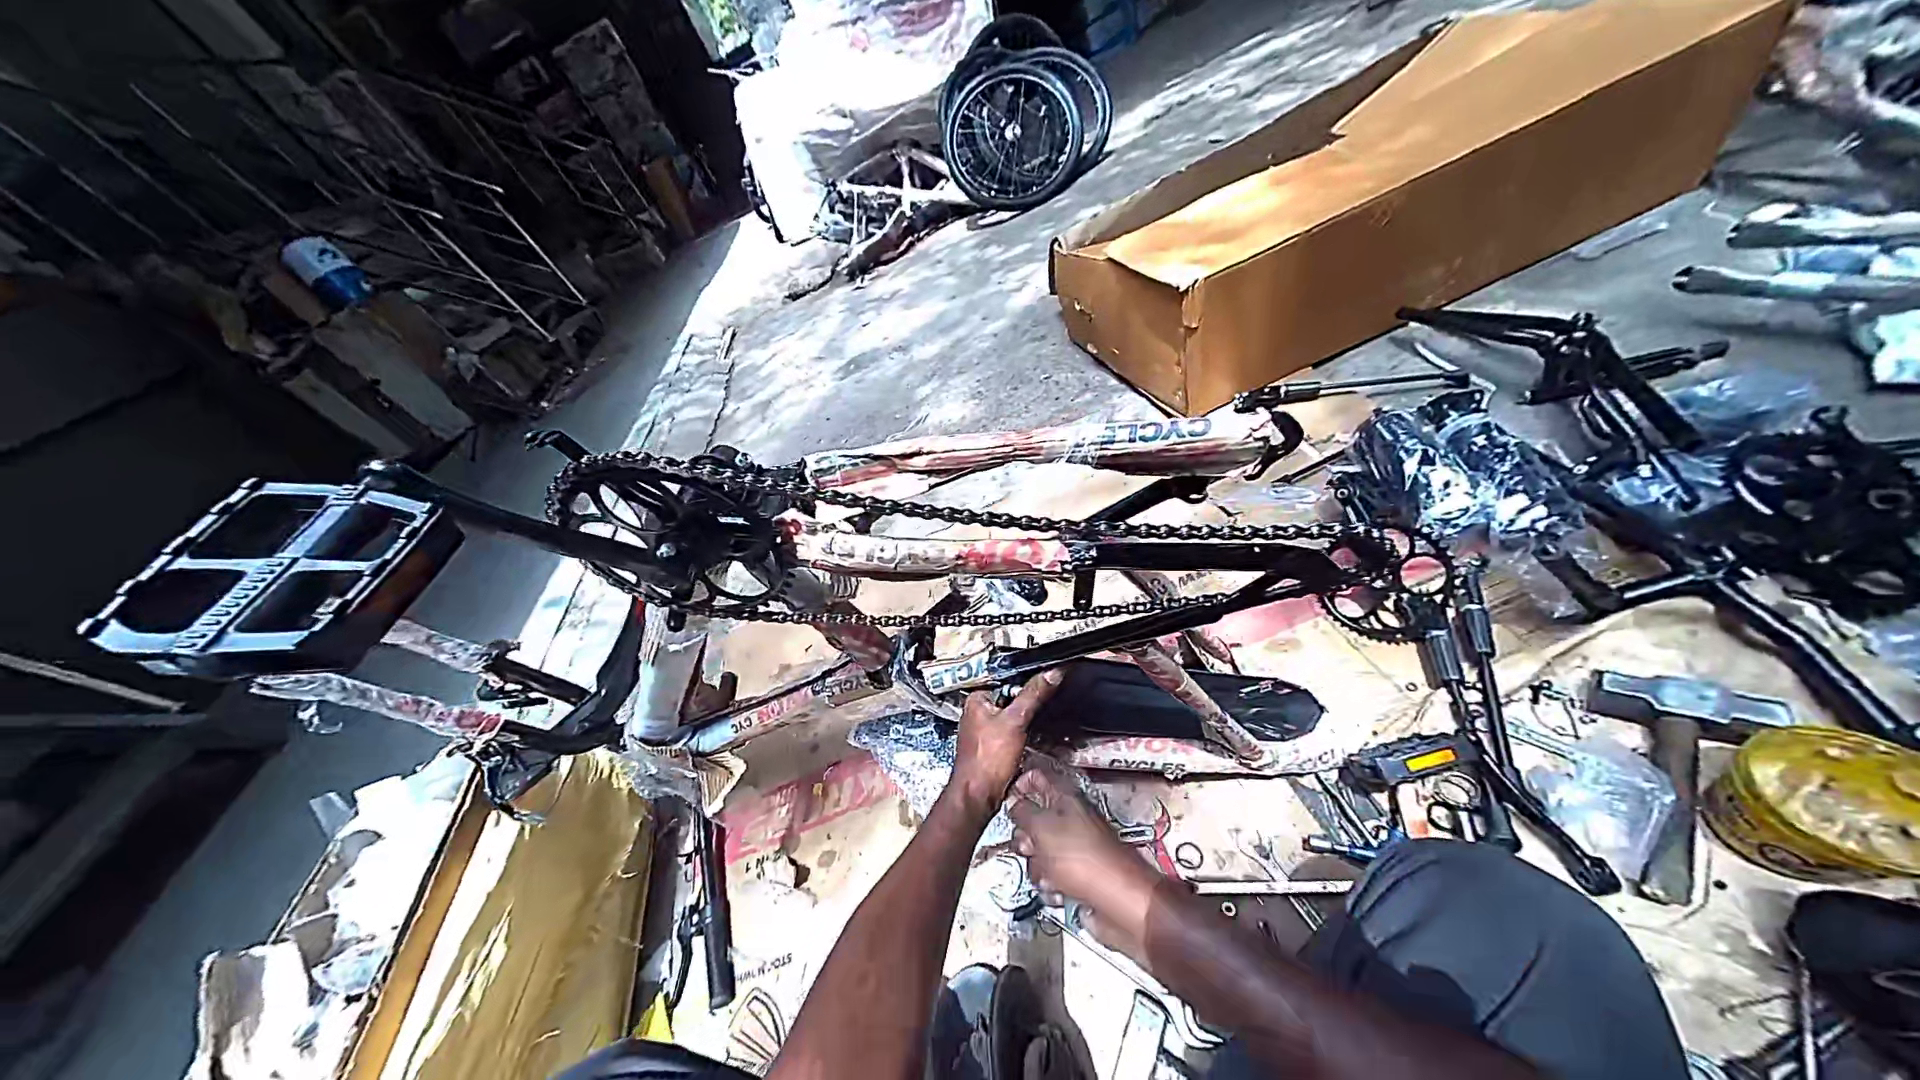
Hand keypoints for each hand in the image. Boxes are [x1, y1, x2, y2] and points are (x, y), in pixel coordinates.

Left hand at [949, 669, 1061, 815]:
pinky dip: (1025, 733)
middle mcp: (977, 712)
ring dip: (1029, 718)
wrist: (978, 796)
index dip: (1027, 680)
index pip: (1005, 679)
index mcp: (976, 699)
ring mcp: (985, 730)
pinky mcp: (993, 746)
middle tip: (1049, 699)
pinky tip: (1036, 736)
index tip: (1047, 679)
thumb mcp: (1016, 721)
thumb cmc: (988, 760)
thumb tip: (1051, 673)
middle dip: (1029, 701)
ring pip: (1013, 716)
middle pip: (1010, 698)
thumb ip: (1033, 695)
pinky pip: (1013, 732)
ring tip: (1046, 716)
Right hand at [1009, 760, 1162, 960]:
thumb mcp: (1042, 828)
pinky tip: (1058, 891)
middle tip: (1028, 847)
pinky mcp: (1078, 876)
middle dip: (1025, 836)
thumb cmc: (1084, 859)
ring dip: (1037, 867)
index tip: (1007, 802)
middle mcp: (1071, 819)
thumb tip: (1013, 803)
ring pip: (1039, 851)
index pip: (1038, 777)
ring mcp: (1075, 848)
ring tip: (1047, 875)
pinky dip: (1051, 886)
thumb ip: (1022, 811)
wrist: (1119, 901)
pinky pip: (1051, 876)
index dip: (1020, 785)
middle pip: (1034, 819)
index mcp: (1066, 798)